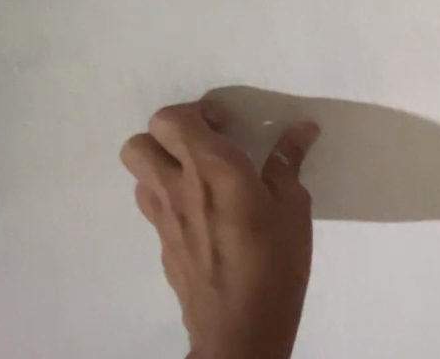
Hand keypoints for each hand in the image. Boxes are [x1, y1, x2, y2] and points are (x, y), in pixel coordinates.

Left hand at [121, 101, 320, 358]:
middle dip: (168, 135)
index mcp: (213, 169)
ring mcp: (164, 220)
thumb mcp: (294, 205)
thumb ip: (288, 162)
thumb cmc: (275, 259)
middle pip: (139, 143)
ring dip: (163, 165)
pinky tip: (206, 211)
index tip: (227, 123)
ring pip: (138, 175)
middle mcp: (178, 189)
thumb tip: (301, 129)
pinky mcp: (162, 246)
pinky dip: (171, 196)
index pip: (173, 120)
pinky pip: (153, 206)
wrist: (241, 327)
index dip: (195, 113)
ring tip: (204, 174)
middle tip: (208, 143)